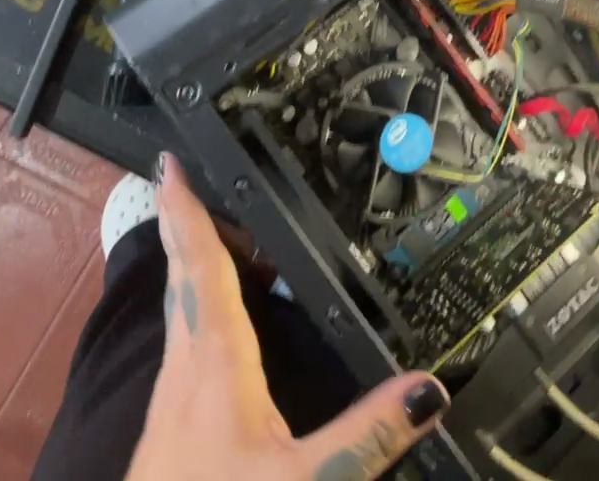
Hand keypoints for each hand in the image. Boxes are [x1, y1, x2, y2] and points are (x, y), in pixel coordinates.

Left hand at [129, 153, 449, 480]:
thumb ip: (368, 435)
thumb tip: (428, 389)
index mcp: (214, 361)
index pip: (200, 265)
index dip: (185, 210)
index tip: (170, 164)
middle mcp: (185, 365)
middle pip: (184, 274)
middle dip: (191, 224)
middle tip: (205, 182)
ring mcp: (174, 394)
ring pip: (182, 306)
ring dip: (196, 262)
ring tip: (227, 235)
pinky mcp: (173, 419)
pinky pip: (187, 336)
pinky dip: (203, 305)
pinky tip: (226, 324)